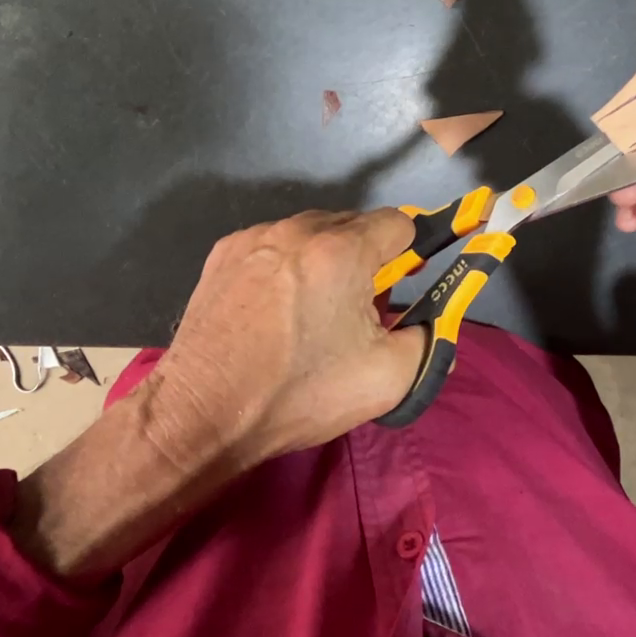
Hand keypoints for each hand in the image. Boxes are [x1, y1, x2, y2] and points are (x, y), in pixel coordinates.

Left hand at [149, 209, 427, 466]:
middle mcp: (299, 230)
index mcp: (343, 251)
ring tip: (309, 312)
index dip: (408, 253)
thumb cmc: (299, 394)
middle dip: (366, 257)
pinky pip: (274, 244)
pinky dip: (285, 265)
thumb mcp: (387, 379)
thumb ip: (429, 339)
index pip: (399, 222)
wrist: (204, 414)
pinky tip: (272, 309)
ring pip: (312, 232)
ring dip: (324, 258)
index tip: (399, 285)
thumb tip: (432, 321)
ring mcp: (256, 237)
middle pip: (354, 224)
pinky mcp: (225, 251)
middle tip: (355, 308)